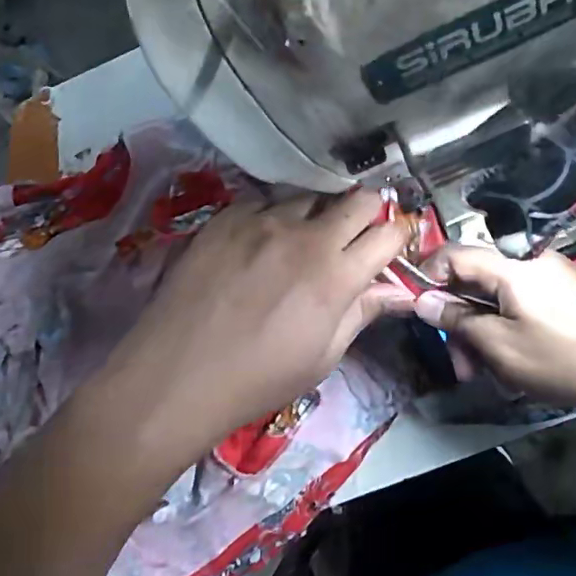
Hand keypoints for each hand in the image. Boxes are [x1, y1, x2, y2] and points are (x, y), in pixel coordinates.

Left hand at [91, 189, 412, 451]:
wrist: (175, 377)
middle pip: (358, 200)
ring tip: (308, 237)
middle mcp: (306, 238)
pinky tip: (264, 240)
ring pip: (311, 196)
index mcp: (336, 277)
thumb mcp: (323, 357)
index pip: (389, 233)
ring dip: (321, 213)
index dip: (399, 234)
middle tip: (359, 231)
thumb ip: (363, 312)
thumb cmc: (258, 378)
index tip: (394, 242)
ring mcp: (263, 222)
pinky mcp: (226, 218)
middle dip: (369, 211)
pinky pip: (266, 202)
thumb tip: (397, 290)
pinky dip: (276, 216)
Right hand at [414, 246, 575, 420]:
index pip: (452, 252)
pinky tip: (514, 360)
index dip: (426, 277)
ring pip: (497, 293)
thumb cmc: (565, 359)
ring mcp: (549, 272)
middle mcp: (528, 258)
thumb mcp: (502, 348)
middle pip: (474, 277)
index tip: (416, 311)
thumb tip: (424, 300)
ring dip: (483, 330)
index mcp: (510, 263)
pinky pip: (521, 299)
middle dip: (459, 320)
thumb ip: (458, 320)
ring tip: (488, 374)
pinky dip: (507, 326)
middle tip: (461, 366)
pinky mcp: (564, 288)